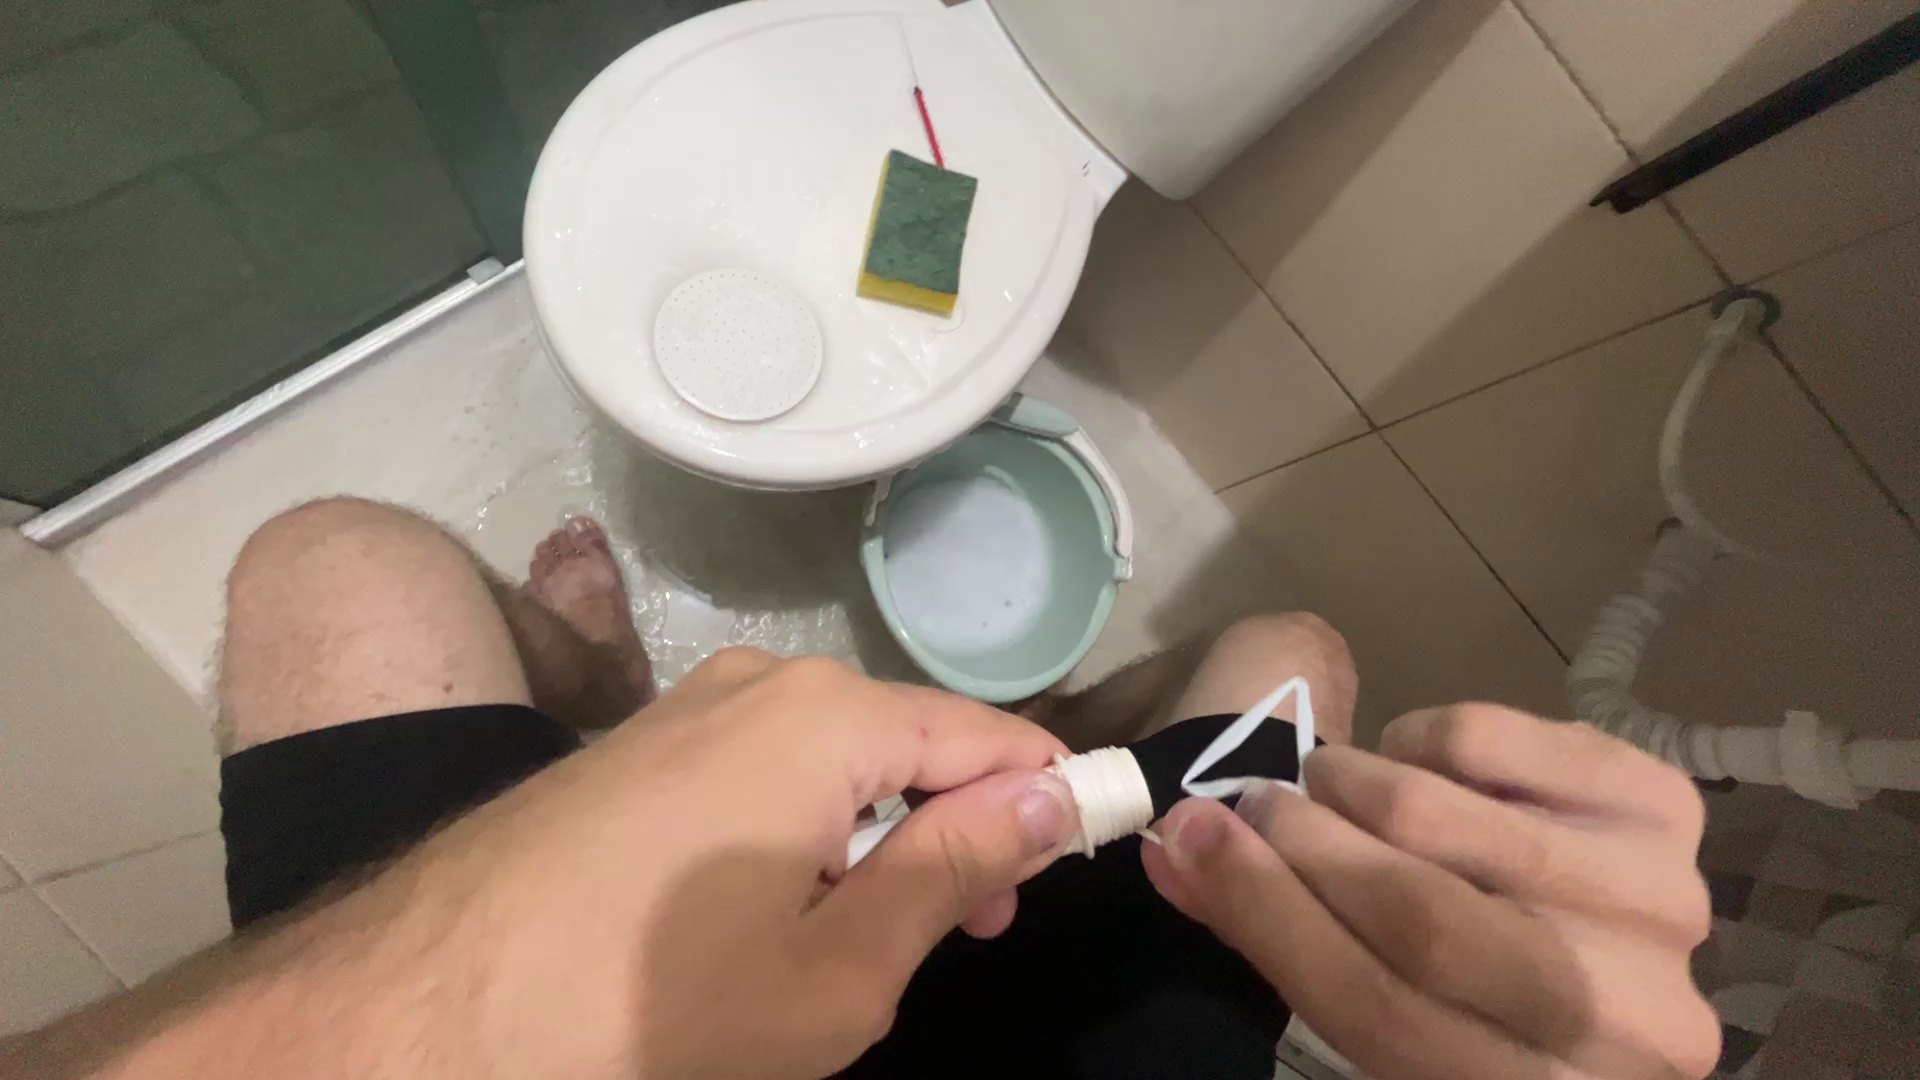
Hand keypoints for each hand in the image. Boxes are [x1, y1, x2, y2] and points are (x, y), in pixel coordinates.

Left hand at [442, 648, 1079, 1079]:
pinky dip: (817, 818)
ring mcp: (706, 699)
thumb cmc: (650, 1009)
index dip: (1047, 786)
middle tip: (976, 921)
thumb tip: (1054, 801)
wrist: (406, 1017)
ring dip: (885, 826)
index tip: (1086, 841)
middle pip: (912, 739)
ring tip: (878, 923)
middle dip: (960, 821)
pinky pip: (778, 761)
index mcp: (830, 714)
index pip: (983, 735)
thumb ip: (958, 868)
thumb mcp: (840, 966)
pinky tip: (791, 891)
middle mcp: (773, 678)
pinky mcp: (659, 734)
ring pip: (844, 752)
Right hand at [1142, 704, 1718, 1079]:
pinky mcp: (1660, 803)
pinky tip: (1424, 769)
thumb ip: (1254, 916)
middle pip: (1419, 918)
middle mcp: (1636, 1026)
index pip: (1375, 1009)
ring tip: (1336, 786)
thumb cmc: (1443, 974)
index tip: (1190, 833)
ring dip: (1346, 782)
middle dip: (1301, 838)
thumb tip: (1172, 842)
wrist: (1566, 926)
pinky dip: (1411, 736)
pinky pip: (1474, 737)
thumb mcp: (1349, 977)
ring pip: (1432, 813)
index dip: (1266, 910)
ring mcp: (1665, 909)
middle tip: (1263, 802)